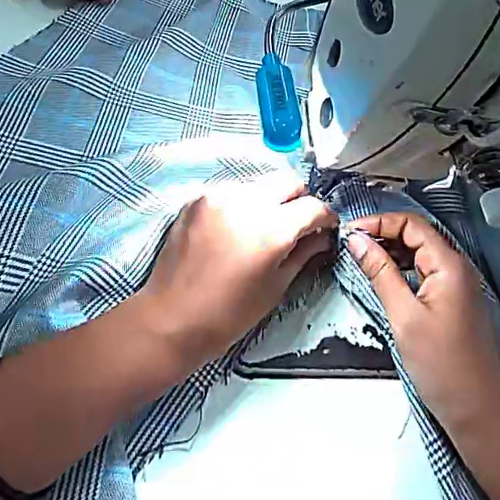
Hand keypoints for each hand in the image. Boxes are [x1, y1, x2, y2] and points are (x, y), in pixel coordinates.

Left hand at [132, 177, 337, 367]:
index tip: (326, 227)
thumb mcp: (275, 286)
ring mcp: (219, 196)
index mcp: (271, 228)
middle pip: (286, 183)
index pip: (311, 206)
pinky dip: (241, 204)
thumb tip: (322, 237)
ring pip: (258, 185)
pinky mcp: (198, 198)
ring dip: (268, 201)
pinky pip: (231, 192)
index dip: (325, 217)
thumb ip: (303, 254)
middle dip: (298, 200)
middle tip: (299, 224)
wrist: (173, 316)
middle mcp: (246, 202)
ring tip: (264, 228)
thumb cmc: (229, 313)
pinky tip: (236, 229)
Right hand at [346, 213, 499, 433]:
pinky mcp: (453, 299)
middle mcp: (457, 268)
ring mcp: (457, 284)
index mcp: (449, 265)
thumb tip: (356, 239)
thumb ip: (379, 271)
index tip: (350, 233)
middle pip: (415, 234)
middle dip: (382, 234)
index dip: (378, 222)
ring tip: (362, 260)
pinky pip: (423, 270)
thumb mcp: (403, 315)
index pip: (410, 224)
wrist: (478, 414)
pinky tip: (383, 278)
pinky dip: (401, 267)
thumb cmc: (442, 366)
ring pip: (418, 252)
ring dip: (390, 251)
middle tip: (352, 246)